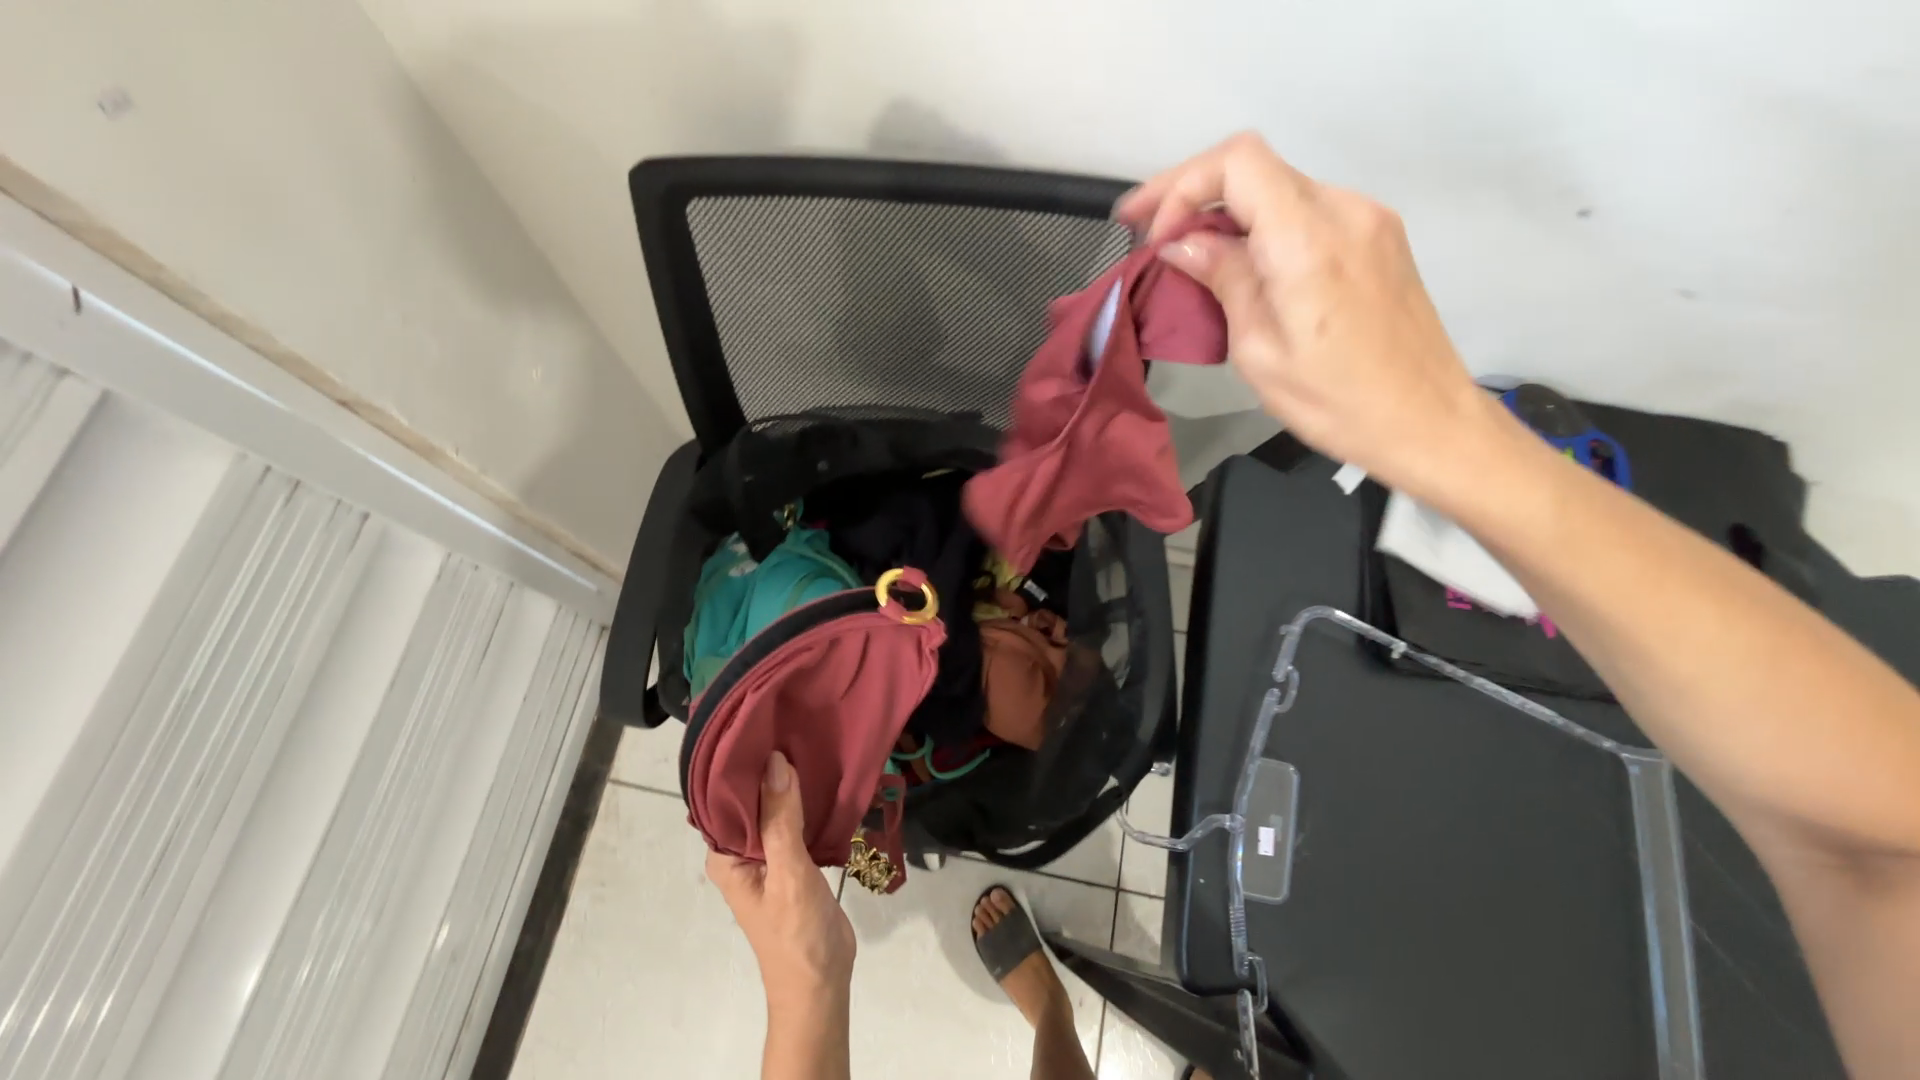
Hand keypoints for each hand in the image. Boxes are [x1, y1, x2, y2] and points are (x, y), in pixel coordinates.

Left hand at [707, 751, 855, 1012]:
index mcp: (725, 857)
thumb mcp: (789, 873)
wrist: (822, 984)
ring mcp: (768, 859)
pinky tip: (823, 781)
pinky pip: (796, 825)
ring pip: (776, 811)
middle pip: (751, 802)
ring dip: (790, 786)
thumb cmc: (795, 933)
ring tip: (808, 744)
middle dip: (768, 770)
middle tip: (791, 726)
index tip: (761, 727)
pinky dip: (807, 806)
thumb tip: (775, 762)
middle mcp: (741, 854)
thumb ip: (781, 819)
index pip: (725, 800)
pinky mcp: (794, 864)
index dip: (741, 765)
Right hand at [1114, 133, 1505, 502]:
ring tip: (1186, 252)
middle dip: (1192, 193)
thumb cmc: (1337, 401)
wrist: (1428, 420)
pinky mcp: (1377, 238)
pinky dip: (1262, 227)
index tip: (1156, 234)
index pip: (1237, 162)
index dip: (1183, 186)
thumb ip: (1223, 280)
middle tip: (1144, 228)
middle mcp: (1344, 210)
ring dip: (1226, 212)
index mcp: (1308, 238)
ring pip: (1278, 189)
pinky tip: (1239, 264)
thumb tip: (1185, 245)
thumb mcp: (1258, 349)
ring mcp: (1367, 220)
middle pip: (1255, 168)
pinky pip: (1306, 213)